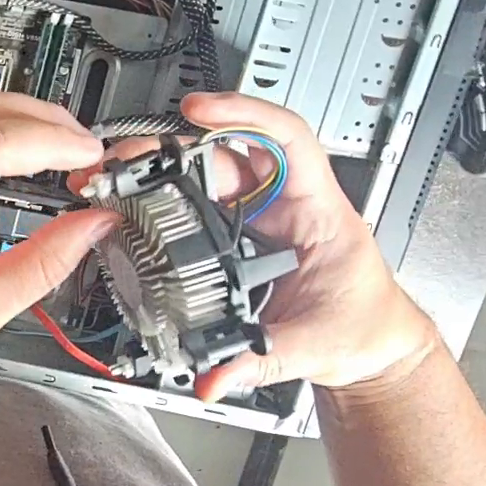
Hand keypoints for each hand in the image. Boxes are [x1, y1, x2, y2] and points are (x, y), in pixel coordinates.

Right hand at [78, 93, 438, 402]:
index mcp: (316, 213)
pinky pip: (194, 208)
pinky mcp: (234, 237)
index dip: (242, 115)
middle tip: (123, 162)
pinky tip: (131, 204)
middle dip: (168, 152)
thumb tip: (211, 376)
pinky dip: (160, 201)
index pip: (285, 141)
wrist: (369, 346)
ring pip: (202, 181)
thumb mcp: (313, 345)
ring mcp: (255, 220)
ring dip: (157, 173)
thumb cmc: (362, 328)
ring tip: (116, 178)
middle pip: (221, 159)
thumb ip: (258, 360)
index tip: (200, 109)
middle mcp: (282, 207)